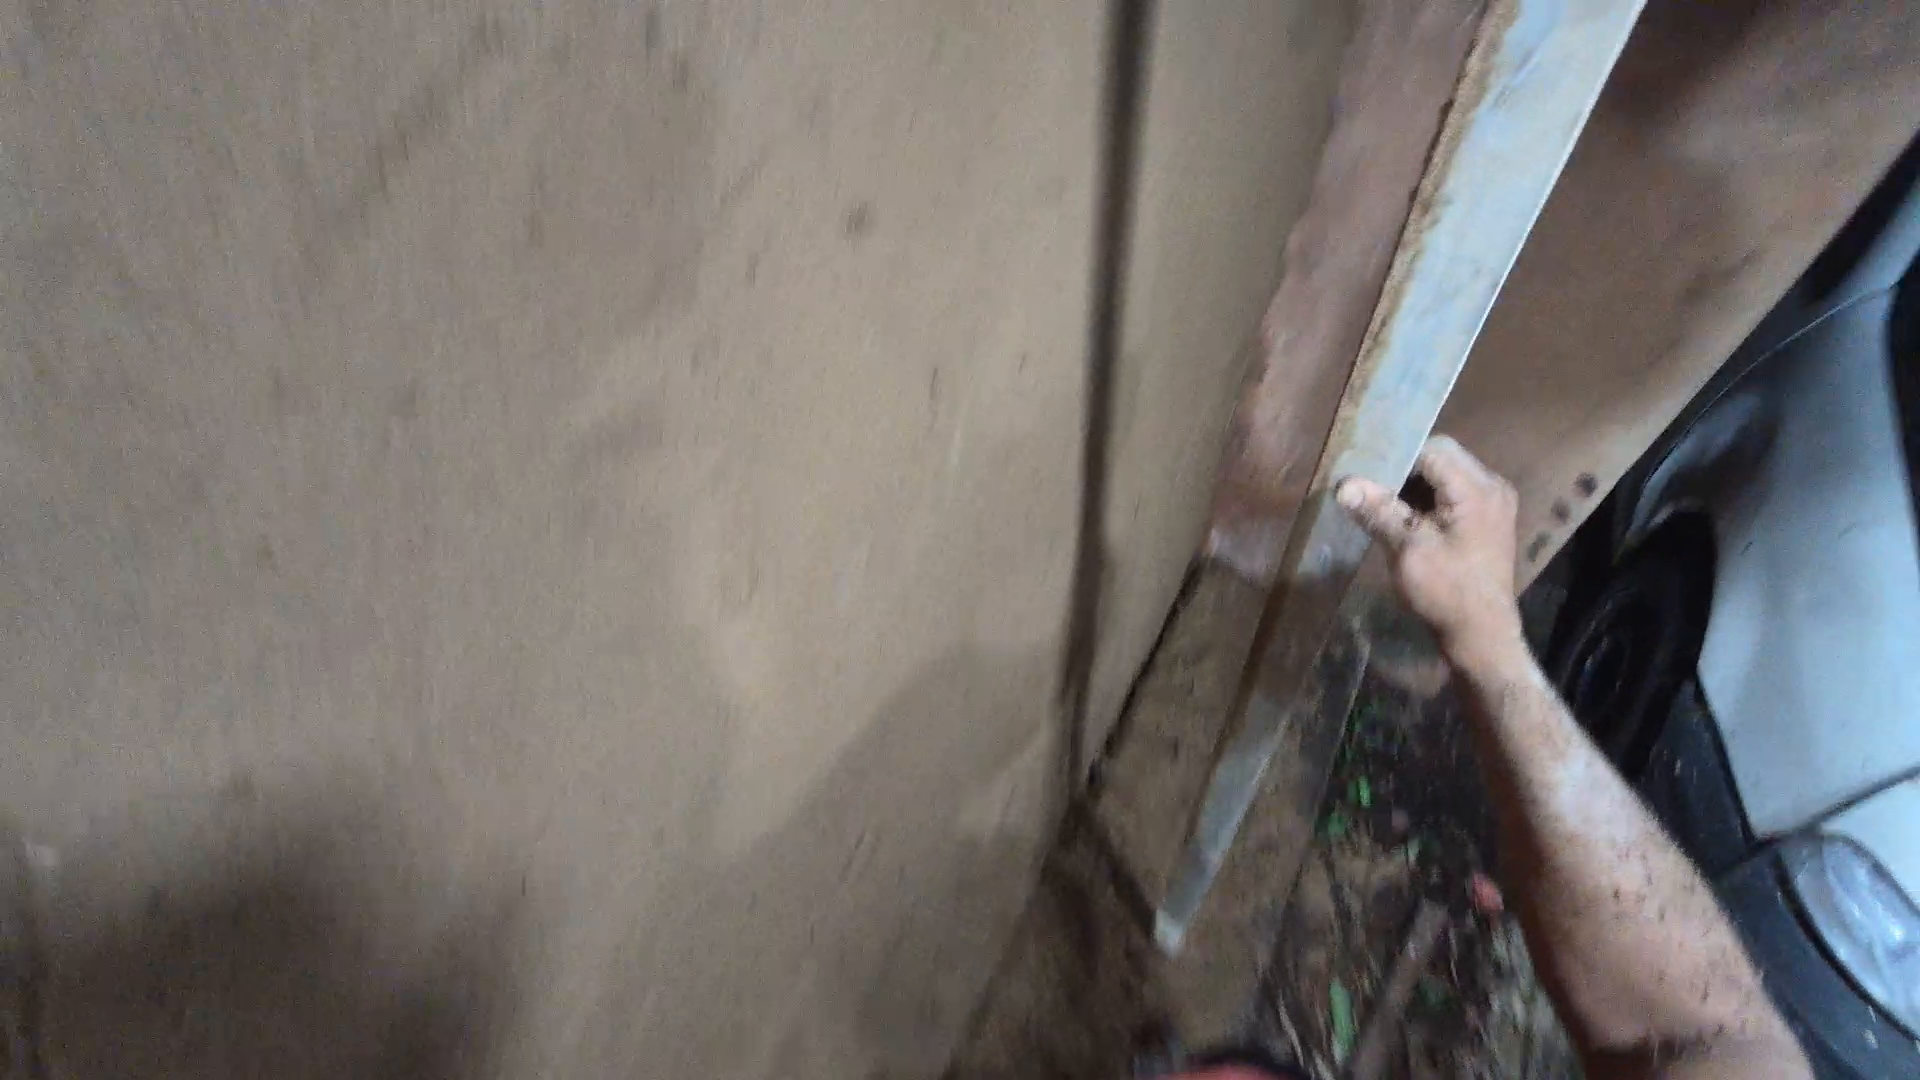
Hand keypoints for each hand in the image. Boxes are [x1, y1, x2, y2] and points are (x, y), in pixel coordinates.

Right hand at [1336, 435, 1524, 662]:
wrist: (1480, 633)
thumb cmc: (1446, 590)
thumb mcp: (1407, 549)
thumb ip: (1378, 511)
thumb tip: (1343, 484)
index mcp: (1477, 489)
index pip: (1433, 449)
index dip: (1397, 455)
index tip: (1365, 472)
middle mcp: (1491, 487)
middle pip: (1440, 457)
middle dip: (1402, 469)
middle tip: (1368, 487)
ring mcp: (1491, 503)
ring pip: (1443, 474)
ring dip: (1411, 484)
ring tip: (1379, 502)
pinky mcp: (1484, 518)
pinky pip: (1449, 492)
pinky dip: (1423, 498)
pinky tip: (1400, 516)